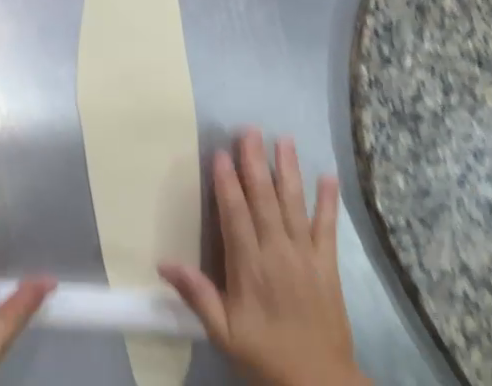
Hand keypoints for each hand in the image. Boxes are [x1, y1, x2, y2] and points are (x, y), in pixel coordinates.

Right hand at [160, 132, 367, 385]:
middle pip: (264, 200)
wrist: (320, 382)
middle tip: (249, 130)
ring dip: (288, 171)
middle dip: (255, 163)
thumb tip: (164, 263)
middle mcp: (278, 254)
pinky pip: (327, 228)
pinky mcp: (327, 266)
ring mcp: (306, 257)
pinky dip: (328, 202)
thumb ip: (197, 295)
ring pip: (294, 205)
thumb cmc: (264, 354)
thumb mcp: (223, 332)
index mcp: (249, 268)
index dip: (226, 183)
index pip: (234, 216)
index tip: (218, 153)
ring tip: (284, 140)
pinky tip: (328, 177)